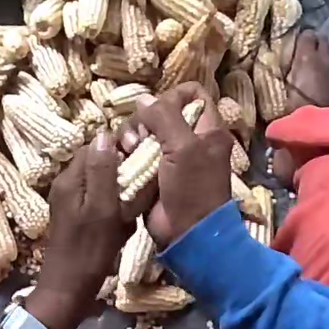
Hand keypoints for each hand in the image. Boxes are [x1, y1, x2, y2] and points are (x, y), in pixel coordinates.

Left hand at [23, 132, 126, 328]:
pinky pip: (100, 199)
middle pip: (99, 162)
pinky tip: (125, 221)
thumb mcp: (101, 208)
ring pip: (102, 181)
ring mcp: (70, 201)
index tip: (141, 158)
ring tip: (134, 206)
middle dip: (122, 170)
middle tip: (141, 186)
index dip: (120, 147)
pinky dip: (115, 206)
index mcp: (70, 178)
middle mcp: (66, 184)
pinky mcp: (77, 216)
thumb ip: (102, 171)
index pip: (96, 145)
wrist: (69, 290)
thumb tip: (106, 134)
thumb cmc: (89, 250)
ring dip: (120, 190)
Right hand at [133, 84, 235, 245]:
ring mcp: (169, 157)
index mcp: (207, 129)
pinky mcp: (151, 173)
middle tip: (138, 137)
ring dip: (131, 136)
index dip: (173, 96)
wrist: (188, 234)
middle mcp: (189, 139)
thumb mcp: (183, 148)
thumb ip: (164, 117)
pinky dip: (126, 152)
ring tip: (128, 150)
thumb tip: (144, 100)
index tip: (157, 110)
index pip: (193, 94)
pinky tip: (121, 158)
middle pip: (161, 111)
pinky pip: (134, 153)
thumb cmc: (193, 189)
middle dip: (144, 118)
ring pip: (144, 131)